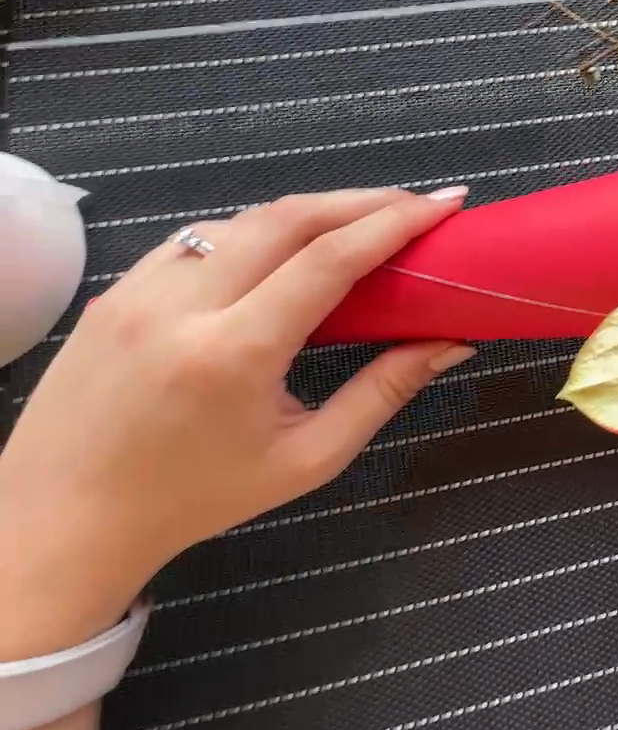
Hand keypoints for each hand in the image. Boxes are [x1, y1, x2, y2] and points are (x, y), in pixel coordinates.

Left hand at [0, 187, 474, 659]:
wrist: (50, 528)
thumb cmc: (197, 498)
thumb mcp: (312, 456)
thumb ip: (386, 390)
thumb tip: (454, 342)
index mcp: (233, 353)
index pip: (329, 259)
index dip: (396, 222)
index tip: (447, 202)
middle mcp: (179, 308)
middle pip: (287, 218)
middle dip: (365, 200)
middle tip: (418, 203)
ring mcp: (135, 295)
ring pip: (242, 219)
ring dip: (314, 209)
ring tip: (365, 220)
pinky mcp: (113, 296)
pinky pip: (200, 239)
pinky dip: (261, 229)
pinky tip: (289, 247)